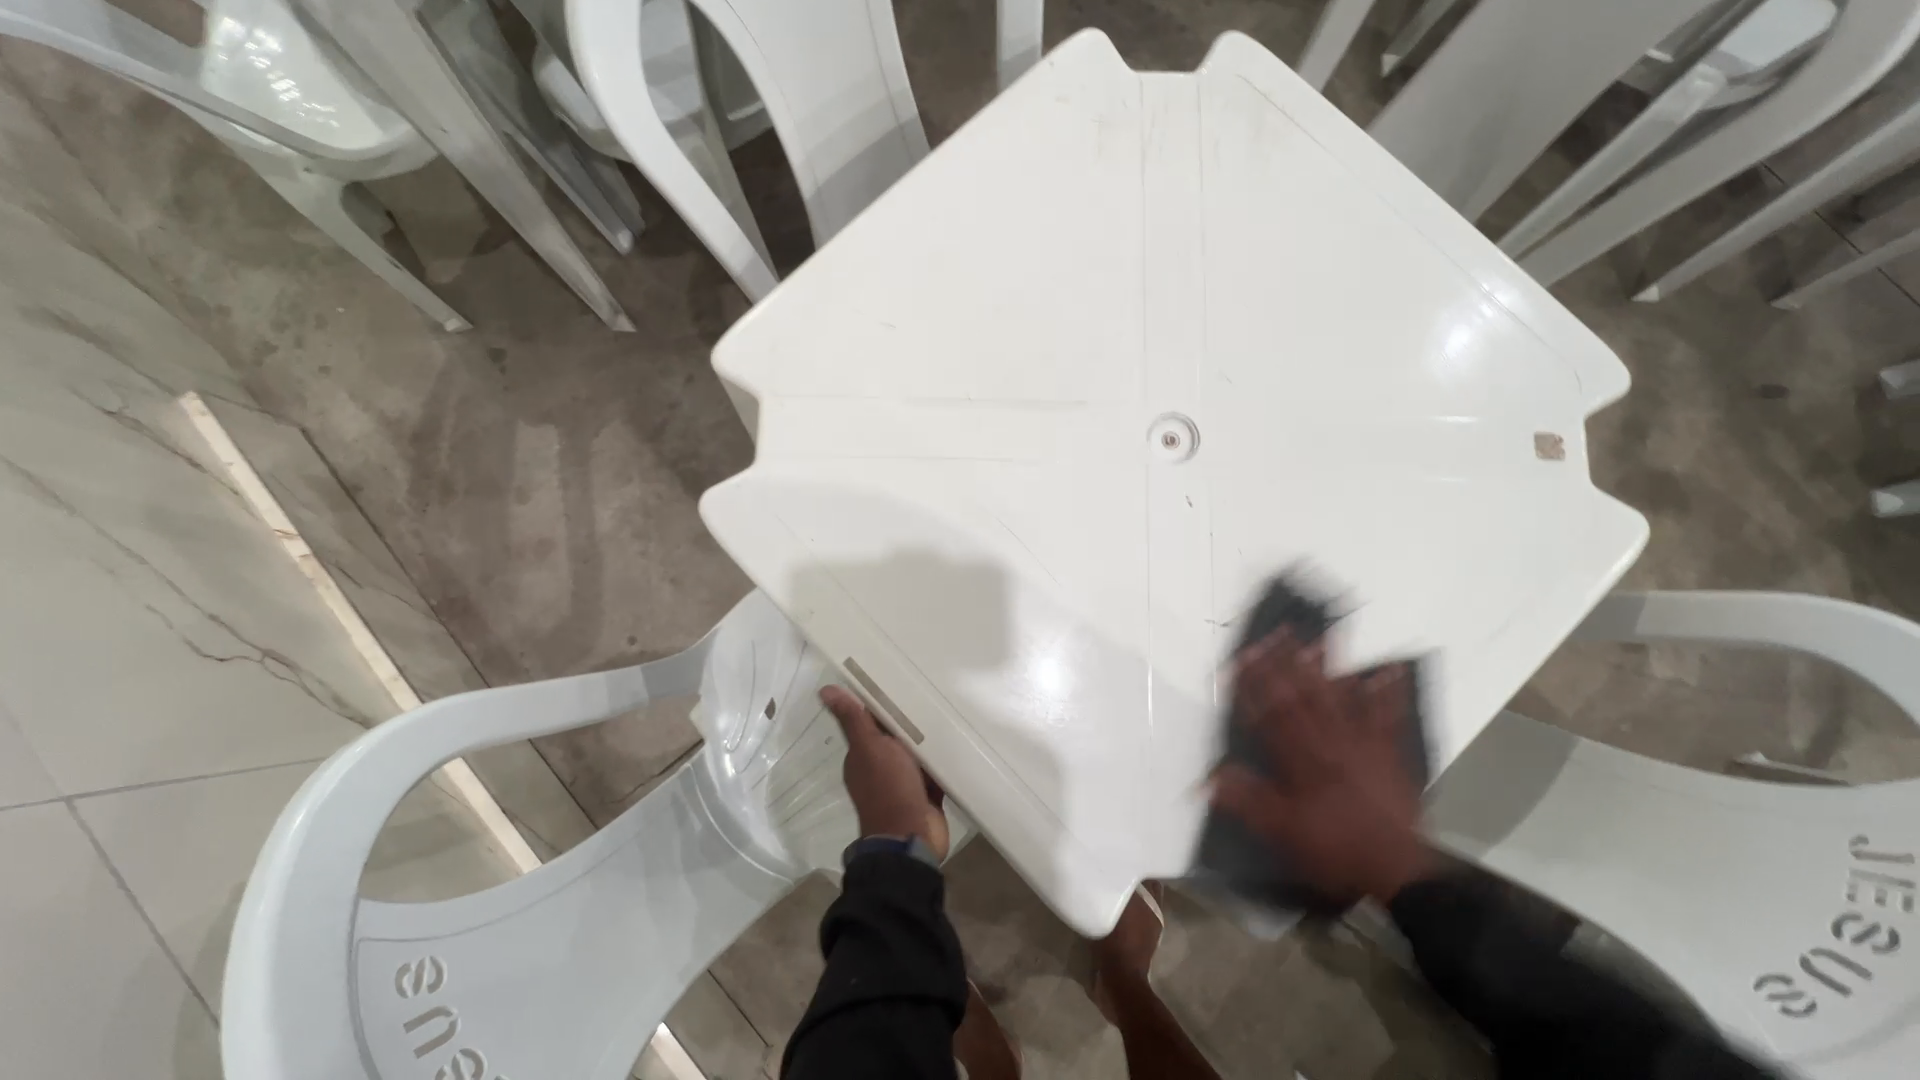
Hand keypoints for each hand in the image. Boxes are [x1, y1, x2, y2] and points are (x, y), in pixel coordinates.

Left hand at [822, 685, 949, 859]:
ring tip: (949, 711)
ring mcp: (904, 782)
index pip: (871, 722)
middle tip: (933, 693)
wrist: (911, 837)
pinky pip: (934, 770)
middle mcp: (880, 767)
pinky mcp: (925, 793)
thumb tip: (824, 689)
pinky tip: (958, 742)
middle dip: (912, 720)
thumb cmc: (888, 788)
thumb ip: (853, 720)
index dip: (884, 704)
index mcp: (863, 756)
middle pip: (897, 737)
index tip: (903, 681)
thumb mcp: (870, 747)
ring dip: (929, 740)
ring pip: (917, 753)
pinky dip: (942, 761)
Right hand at [1210, 632, 1433, 903]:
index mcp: (1298, 762)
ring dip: (1326, 668)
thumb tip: (1207, 779)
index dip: (1252, 685)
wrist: (1396, 870)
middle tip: (1276, 632)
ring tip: (1316, 638)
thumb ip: (1247, 802)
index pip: (1269, 715)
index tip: (1240, 657)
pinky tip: (1387, 669)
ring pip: (1339, 699)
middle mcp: (1327, 745)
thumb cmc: (1334, 851)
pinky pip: (1387, 717)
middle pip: (1301, 697)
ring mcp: (1361, 746)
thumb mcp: (1282, 833)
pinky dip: (1387, 693)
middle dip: (1285, 663)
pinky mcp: (1389, 755)